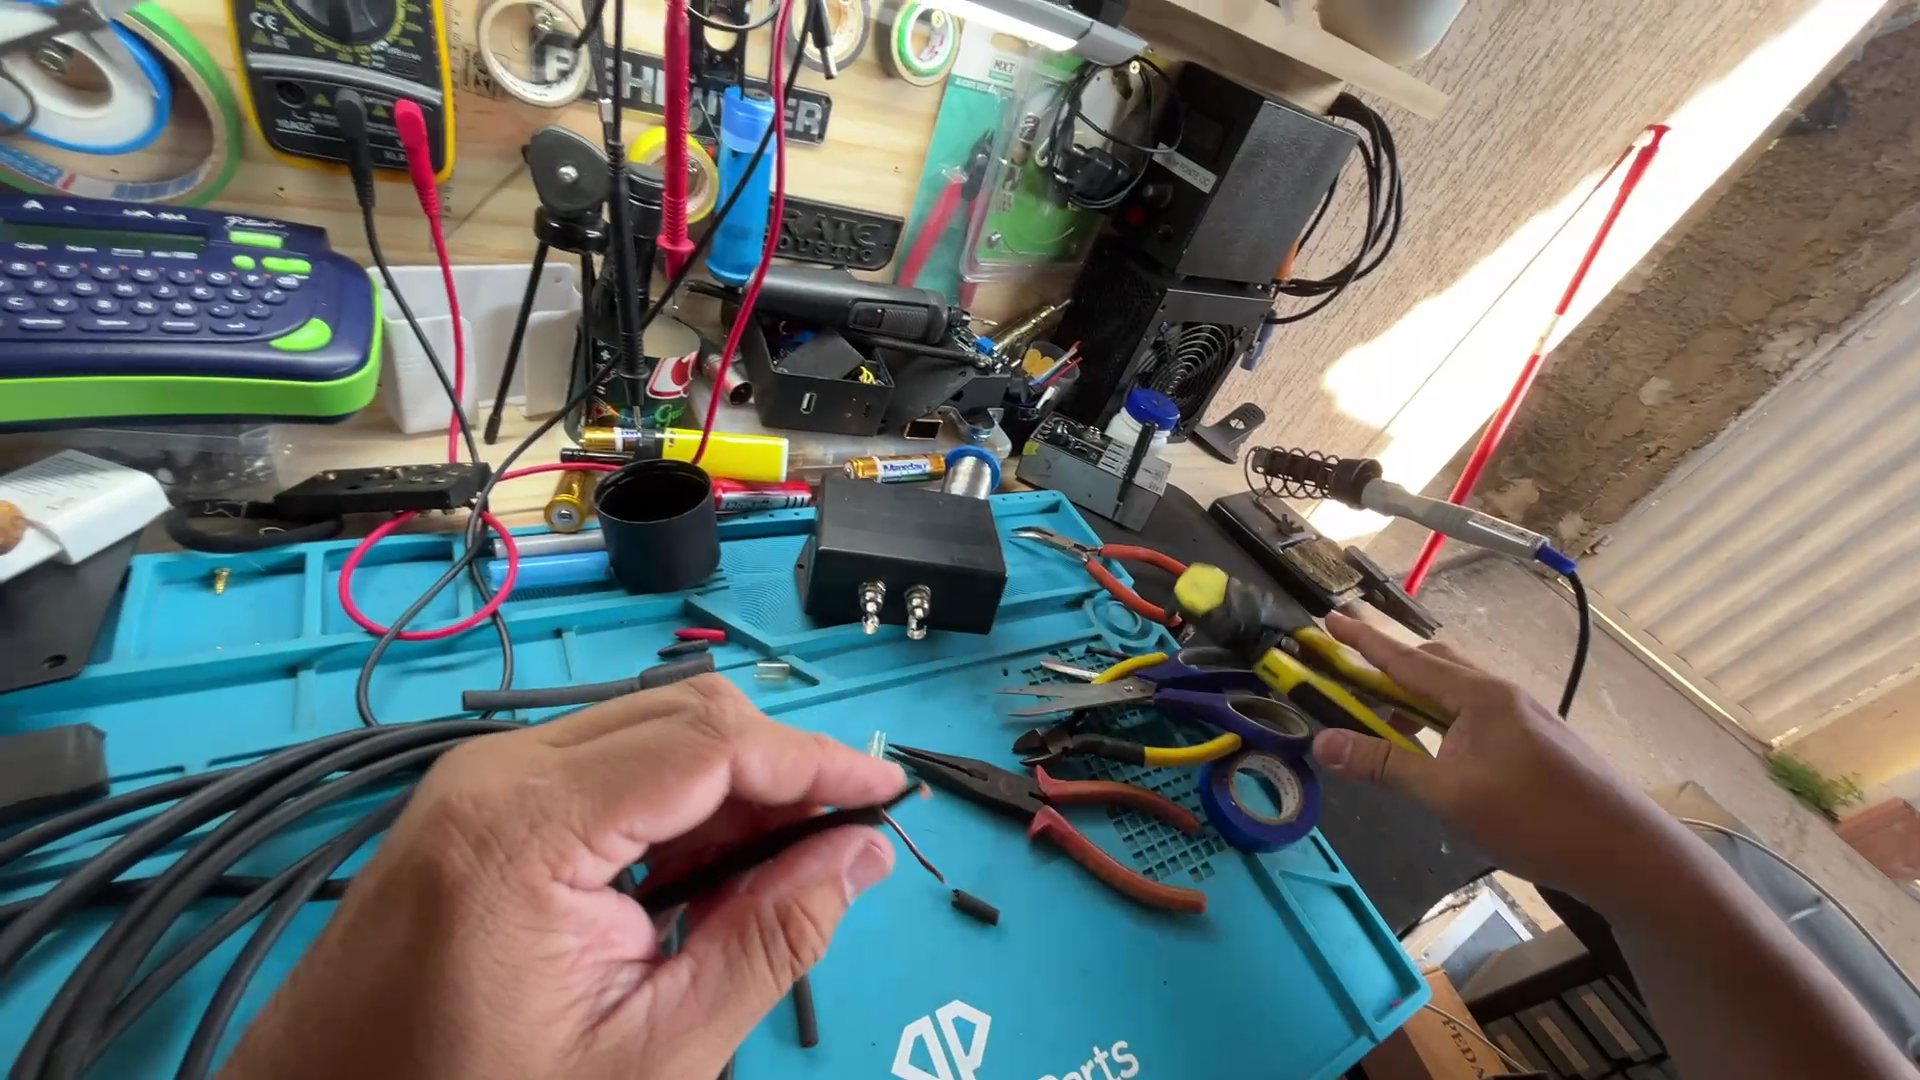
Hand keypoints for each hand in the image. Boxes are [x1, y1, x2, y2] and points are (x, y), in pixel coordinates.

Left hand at [221, 675, 905, 1079]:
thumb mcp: (651, 1057)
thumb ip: (772, 939)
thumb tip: (864, 852)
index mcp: (527, 827)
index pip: (712, 745)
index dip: (815, 760)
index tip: (887, 788)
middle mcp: (502, 769)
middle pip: (690, 716)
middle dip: (782, 766)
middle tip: (841, 830)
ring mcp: (489, 774)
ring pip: (661, 727)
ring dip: (740, 779)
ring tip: (787, 850)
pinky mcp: (491, 793)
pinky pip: (622, 759)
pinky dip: (689, 796)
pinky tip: (716, 857)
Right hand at [1311, 613, 1670, 910]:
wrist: (1636, 861)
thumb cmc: (1539, 821)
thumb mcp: (1449, 795)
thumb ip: (1383, 765)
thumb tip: (1321, 744)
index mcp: (1479, 696)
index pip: (1406, 658)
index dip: (1364, 640)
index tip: (1329, 619)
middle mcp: (1500, 694)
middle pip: (1432, 662)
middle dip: (1387, 665)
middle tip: (1350, 681)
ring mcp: (1522, 716)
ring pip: (1453, 688)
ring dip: (1413, 694)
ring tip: (1385, 722)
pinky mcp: (1534, 740)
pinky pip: (1470, 711)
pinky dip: (1437, 716)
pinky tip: (1433, 749)